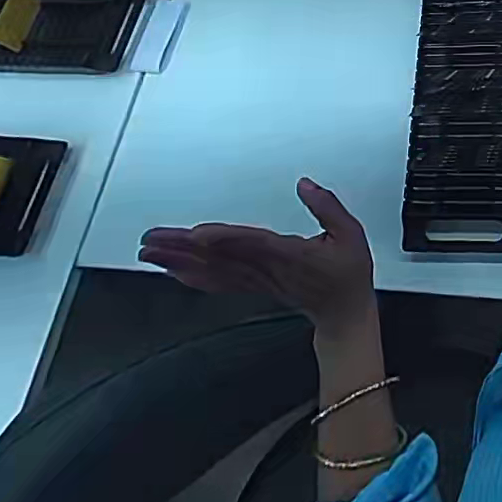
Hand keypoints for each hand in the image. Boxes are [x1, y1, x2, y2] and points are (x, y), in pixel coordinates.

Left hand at [138, 177, 374, 337]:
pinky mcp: (253, 286)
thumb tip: (304, 185)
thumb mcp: (351, 235)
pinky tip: (173, 272)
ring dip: (179, 262)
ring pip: (212, 271)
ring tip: (150, 252)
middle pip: (220, 258)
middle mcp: (267, 270)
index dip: (223, 239)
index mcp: (290, 256)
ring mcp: (257, 281)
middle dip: (183, 249)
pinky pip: (217, 283)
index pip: (251, 244)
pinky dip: (192, 278)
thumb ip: (327, 207)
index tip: (196, 234)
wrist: (344, 316)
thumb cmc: (348, 275)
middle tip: (151, 240)